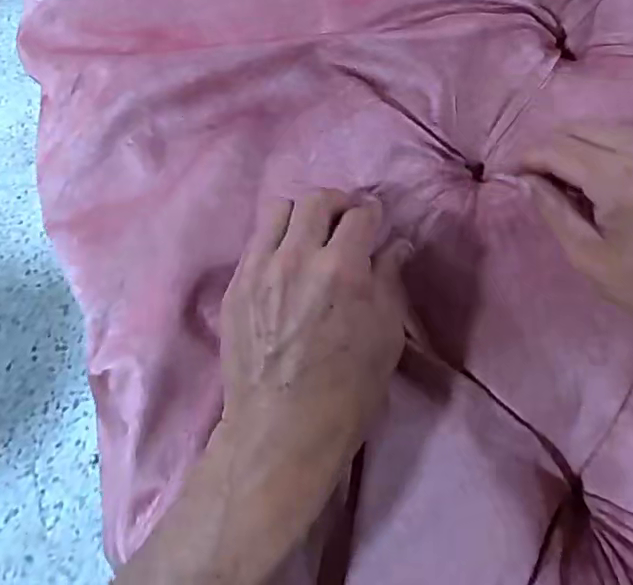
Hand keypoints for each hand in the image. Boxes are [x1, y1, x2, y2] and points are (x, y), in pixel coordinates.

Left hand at [218, 189, 409, 481]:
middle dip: (338, 203)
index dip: (373, 211)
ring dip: (302, 215)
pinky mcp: (235, 286)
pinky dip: (276, 239)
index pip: (360, 213)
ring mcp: (260, 269)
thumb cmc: (348, 389)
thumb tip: (397, 244)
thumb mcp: (386, 334)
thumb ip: (390, 278)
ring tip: (311, 236)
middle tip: (346, 221)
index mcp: (342, 268)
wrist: (280, 434)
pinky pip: (255, 240)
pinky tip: (286, 264)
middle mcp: (298, 257)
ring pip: (279, 209)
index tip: (375, 219)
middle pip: (317, 199)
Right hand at [519, 125, 632, 360]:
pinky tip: (600, 172)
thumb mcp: (595, 263)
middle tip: (532, 174)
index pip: (559, 147)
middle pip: (581, 127)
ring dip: (578, 142)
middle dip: (550, 145)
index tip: (510, 171)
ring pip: (608, 127)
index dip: (528, 155)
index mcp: (622, 180)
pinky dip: (607, 145)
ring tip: (562, 175)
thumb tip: (526, 180)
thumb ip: (555, 213)